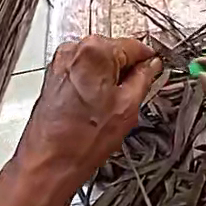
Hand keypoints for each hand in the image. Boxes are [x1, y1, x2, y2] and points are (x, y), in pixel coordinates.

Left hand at [7, 35, 163, 205]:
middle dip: (127, 69)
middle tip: (136, 93)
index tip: (156, 68)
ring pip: (98, 60)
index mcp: (95, 51)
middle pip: (114, 50)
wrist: (49, 161)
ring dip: (110, 77)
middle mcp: (74, 49)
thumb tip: (151, 66)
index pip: (134, 45)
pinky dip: (94, 82)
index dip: (149, 59)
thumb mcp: (128, 107)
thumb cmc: (80, 141)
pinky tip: (97, 106)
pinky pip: (83, 69)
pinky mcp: (54, 74)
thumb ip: (144, 78)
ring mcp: (61, 61)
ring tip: (112, 105)